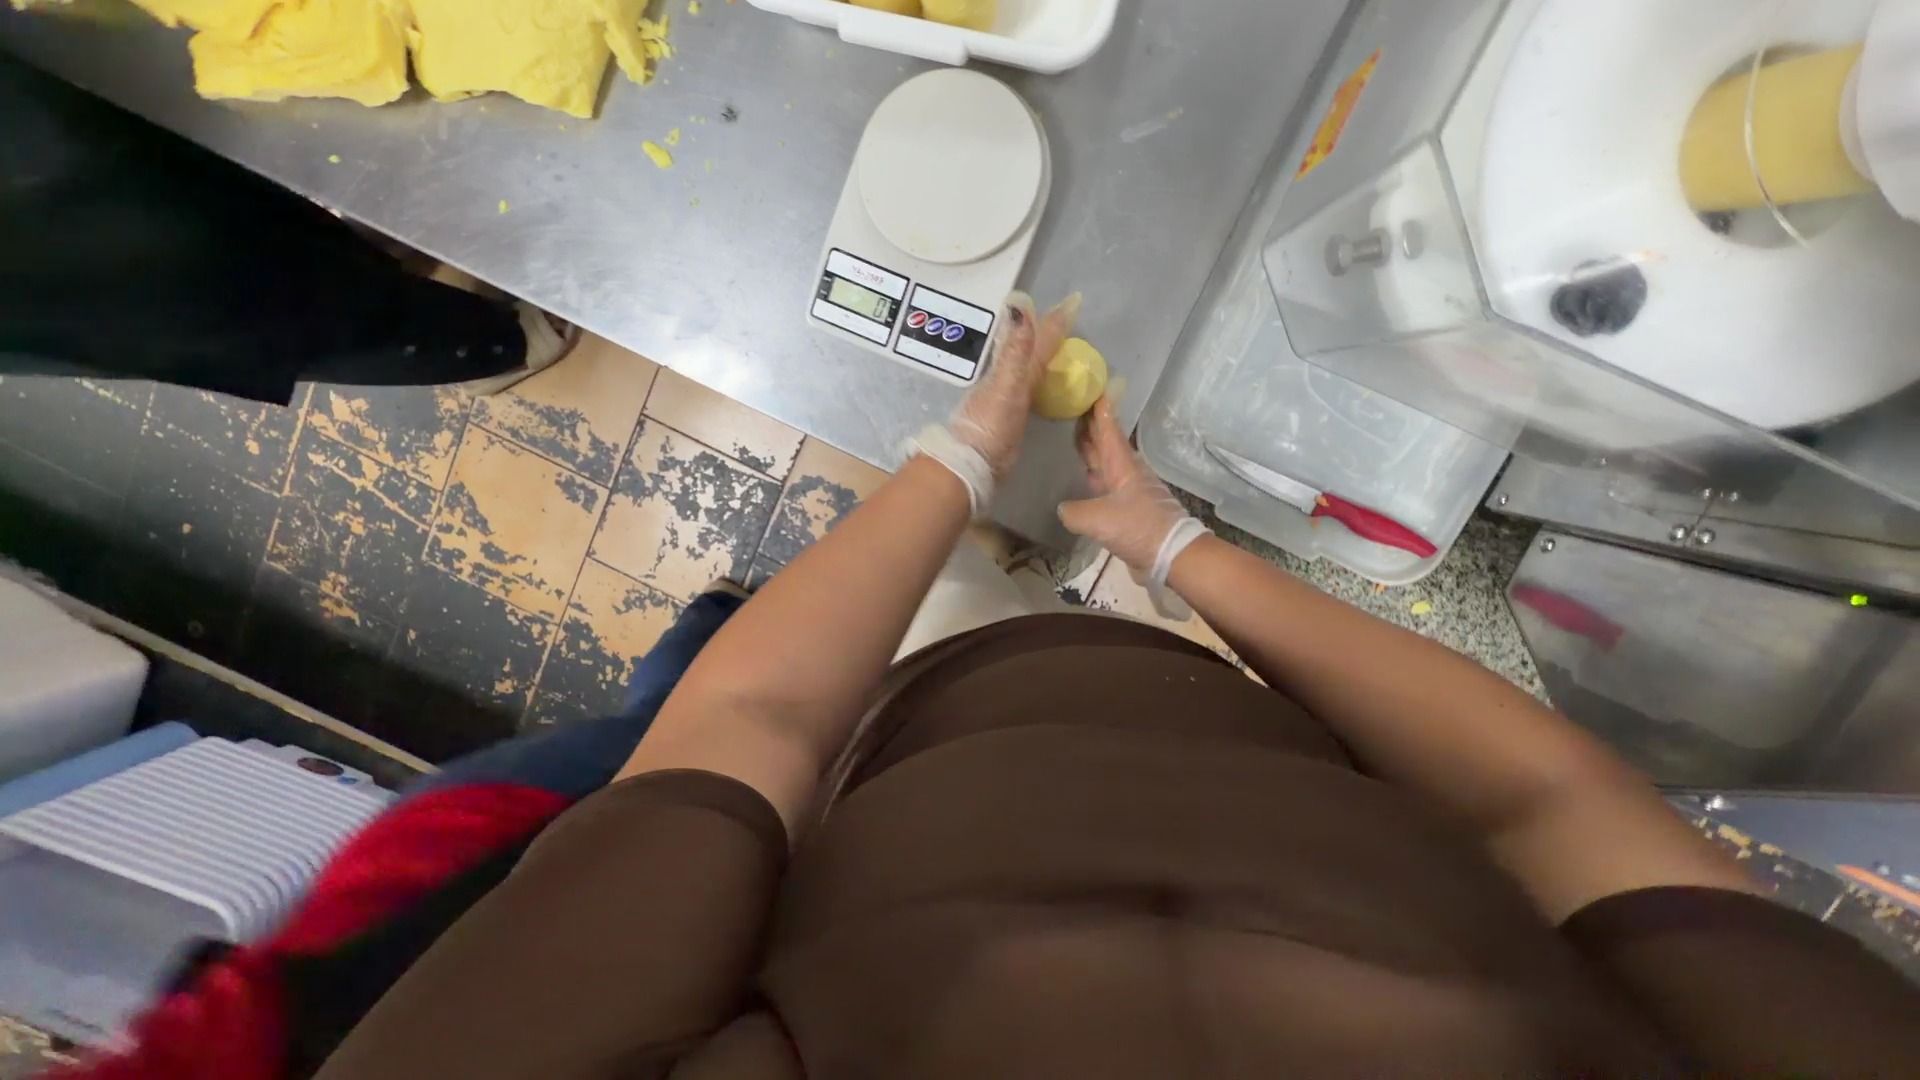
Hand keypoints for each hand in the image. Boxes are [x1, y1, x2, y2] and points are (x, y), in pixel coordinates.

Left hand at [950, 291, 1079, 479]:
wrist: (973, 462)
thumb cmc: (991, 425)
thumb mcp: (1008, 385)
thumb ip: (1017, 350)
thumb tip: (1019, 306)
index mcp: (1011, 367)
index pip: (1038, 338)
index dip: (1055, 321)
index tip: (1074, 301)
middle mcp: (1010, 378)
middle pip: (1034, 349)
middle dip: (1050, 333)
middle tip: (1069, 320)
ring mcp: (1010, 397)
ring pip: (1032, 368)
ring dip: (1046, 355)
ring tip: (1064, 347)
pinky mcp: (1013, 418)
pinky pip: (1034, 390)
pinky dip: (1043, 380)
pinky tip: (1047, 383)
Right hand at [1058, 396, 1200, 574]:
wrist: (1172, 555)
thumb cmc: (1138, 527)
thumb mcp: (1097, 518)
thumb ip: (1073, 511)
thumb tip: (1064, 509)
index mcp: (1122, 467)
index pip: (1109, 432)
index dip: (1100, 413)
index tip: (1094, 390)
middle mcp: (1127, 476)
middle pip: (1106, 447)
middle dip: (1091, 430)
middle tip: (1073, 413)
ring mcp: (1130, 495)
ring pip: (1106, 468)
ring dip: (1091, 456)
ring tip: (1072, 445)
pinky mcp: (1129, 514)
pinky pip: (1106, 490)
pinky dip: (1092, 483)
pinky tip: (1082, 488)